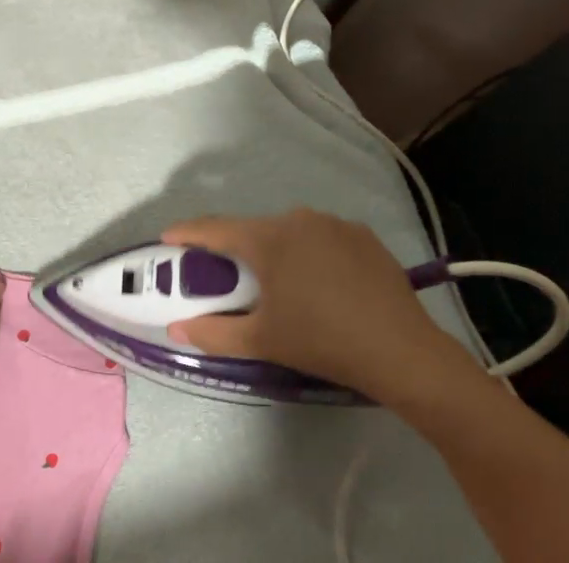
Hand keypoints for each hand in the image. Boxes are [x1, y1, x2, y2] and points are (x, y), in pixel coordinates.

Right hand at [161, 209, 481, 399]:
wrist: (400, 350)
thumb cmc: (321, 342)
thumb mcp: (262, 341)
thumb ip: (213, 332)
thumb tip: (176, 328)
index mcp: (268, 240)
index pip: (216, 230)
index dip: (188, 233)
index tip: (168, 237)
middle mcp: (299, 219)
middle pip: (255, 231)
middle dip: (237, 251)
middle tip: (228, 278)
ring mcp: (335, 224)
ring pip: (291, 233)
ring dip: (277, 252)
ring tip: (280, 286)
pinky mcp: (363, 236)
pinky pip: (322, 238)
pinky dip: (311, 255)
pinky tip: (320, 284)